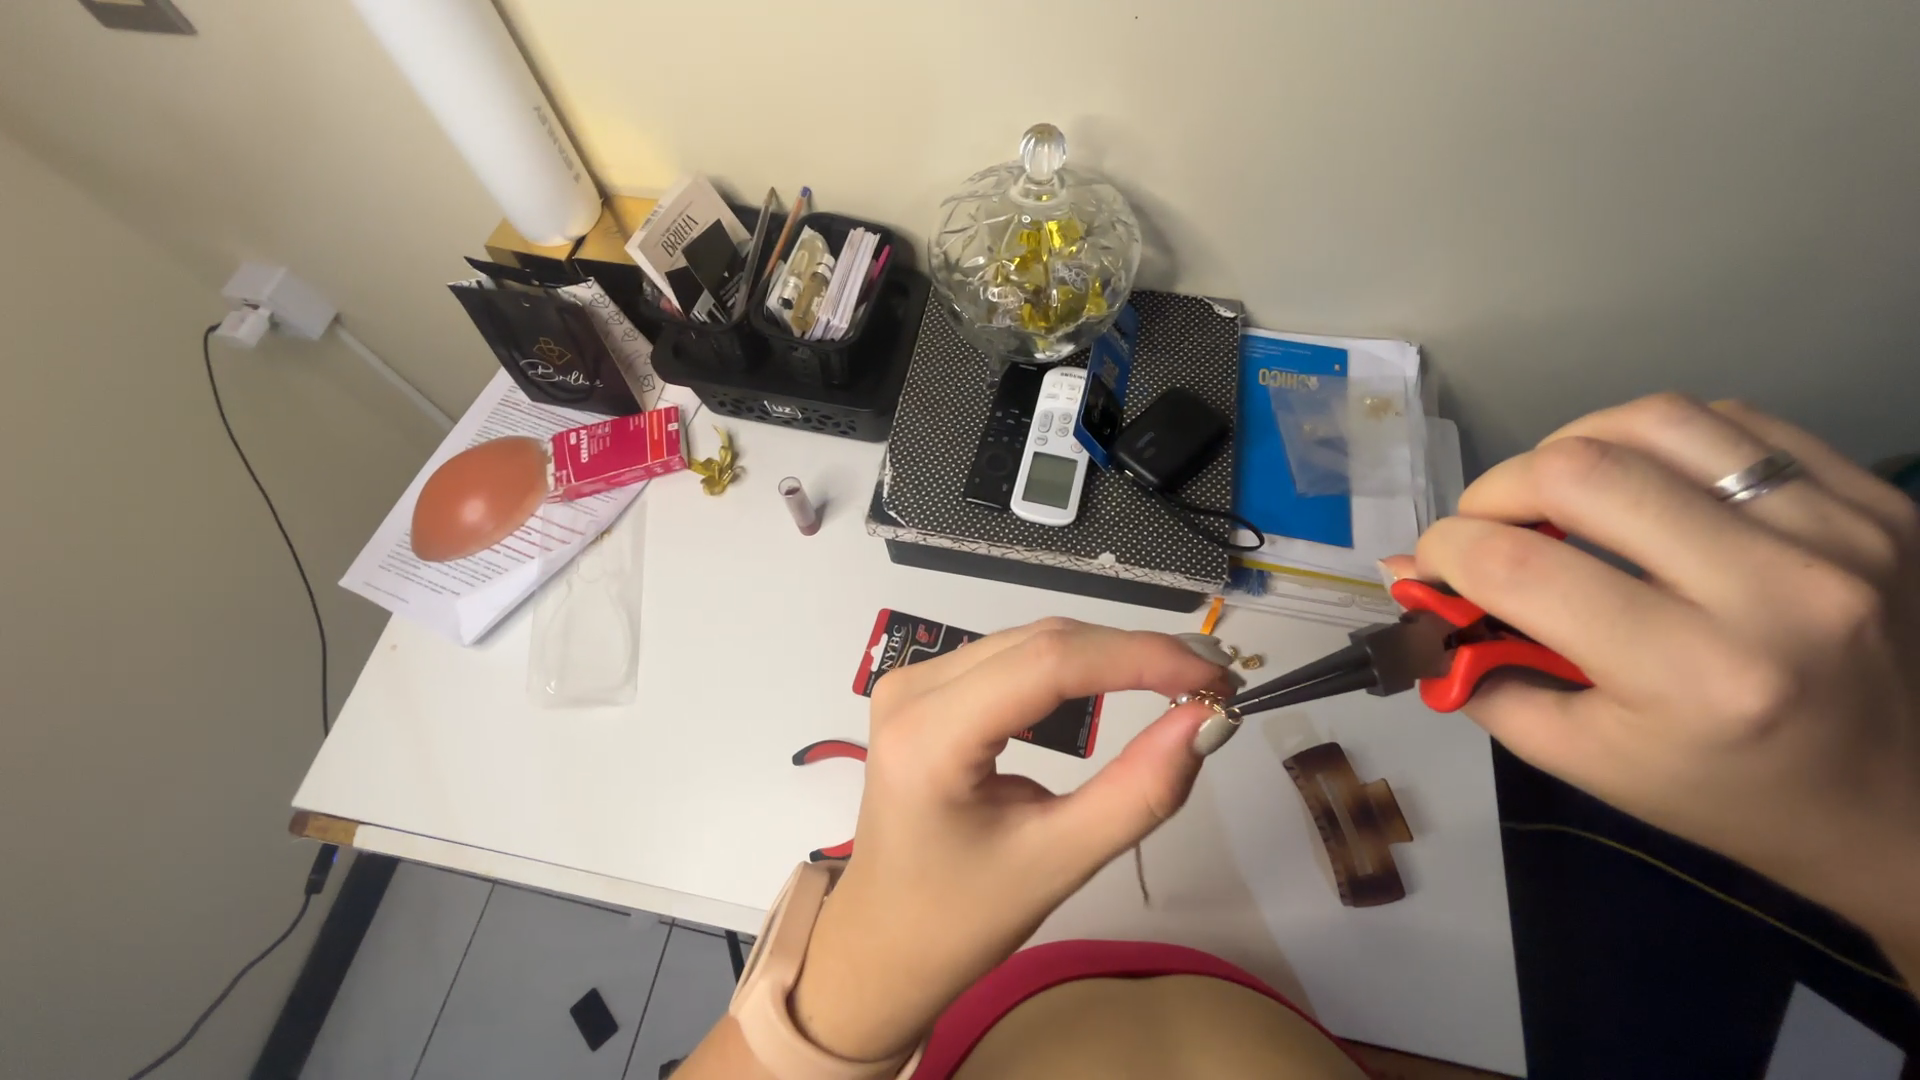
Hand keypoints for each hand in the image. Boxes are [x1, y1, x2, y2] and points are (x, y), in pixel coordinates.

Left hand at [788, 619, 1230, 1060]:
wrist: (881, 942)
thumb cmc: (960, 921)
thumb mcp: (1057, 863)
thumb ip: (1139, 791)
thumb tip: (1207, 722)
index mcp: (929, 736)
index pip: (1047, 664)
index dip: (1139, 657)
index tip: (1215, 677)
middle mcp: (912, 689)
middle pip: (1040, 643)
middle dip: (1133, 653)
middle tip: (1212, 682)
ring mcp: (912, 682)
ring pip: (1030, 642)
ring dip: (1107, 655)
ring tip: (1178, 682)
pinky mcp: (924, 690)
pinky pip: (1011, 658)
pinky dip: (1072, 666)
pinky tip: (1117, 680)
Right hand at [1386, 394, 1919, 967]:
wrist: (1904, 805)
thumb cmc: (1719, 790)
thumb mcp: (1573, 753)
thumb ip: (1476, 665)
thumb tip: (1409, 576)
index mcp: (1694, 675)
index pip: (1518, 567)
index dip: (1445, 551)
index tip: (1432, 565)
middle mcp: (1776, 590)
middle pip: (1579, 471)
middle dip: (1493, 491)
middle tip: (1482, 526)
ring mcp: (1840, 533)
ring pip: (1650, 422)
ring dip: (1566, 449)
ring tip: (1549, 495)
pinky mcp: (1876, 501)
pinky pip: (1729, 421)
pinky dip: (1648, 439)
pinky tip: (1634, 482)